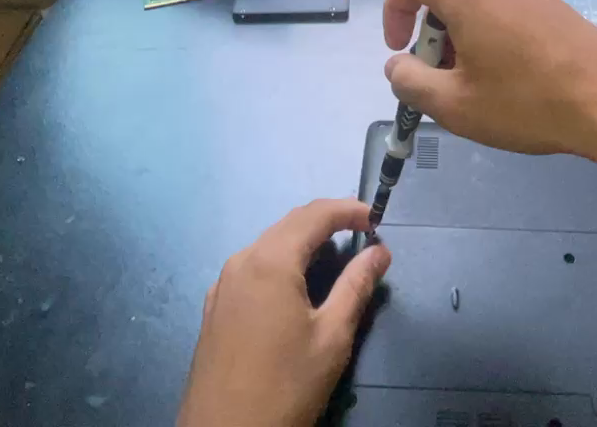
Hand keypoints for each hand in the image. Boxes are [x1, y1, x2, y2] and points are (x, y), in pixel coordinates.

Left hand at [177, 200, 391, 426]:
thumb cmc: (284, 387)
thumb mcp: (332, 337)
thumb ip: (357, 285)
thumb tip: (380, 252)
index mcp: (270, 260)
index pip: (316, 214)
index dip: (350, 210)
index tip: (378, 218)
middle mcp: (242, 260)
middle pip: (291, 223)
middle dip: (329, 221)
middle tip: (363, 233)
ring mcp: (223, 284)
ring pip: (270, 242)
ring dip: (305, 240)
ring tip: (337, 256)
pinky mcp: (215, 307)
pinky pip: (254, 265)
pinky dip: (282, 260)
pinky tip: (298, 285)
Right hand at [381, 0, 596, 164]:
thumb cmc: (527, 103)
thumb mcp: (455, 105)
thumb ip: (410, 82)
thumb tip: (397, 65)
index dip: (394, 11)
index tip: (401, 51)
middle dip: (432, 35)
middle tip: (443, 80)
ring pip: (475, 3)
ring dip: (462, 38)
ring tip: (479, 85)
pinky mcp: (552, 1)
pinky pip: (503, 8)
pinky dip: (490, 34)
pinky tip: (511, 77)